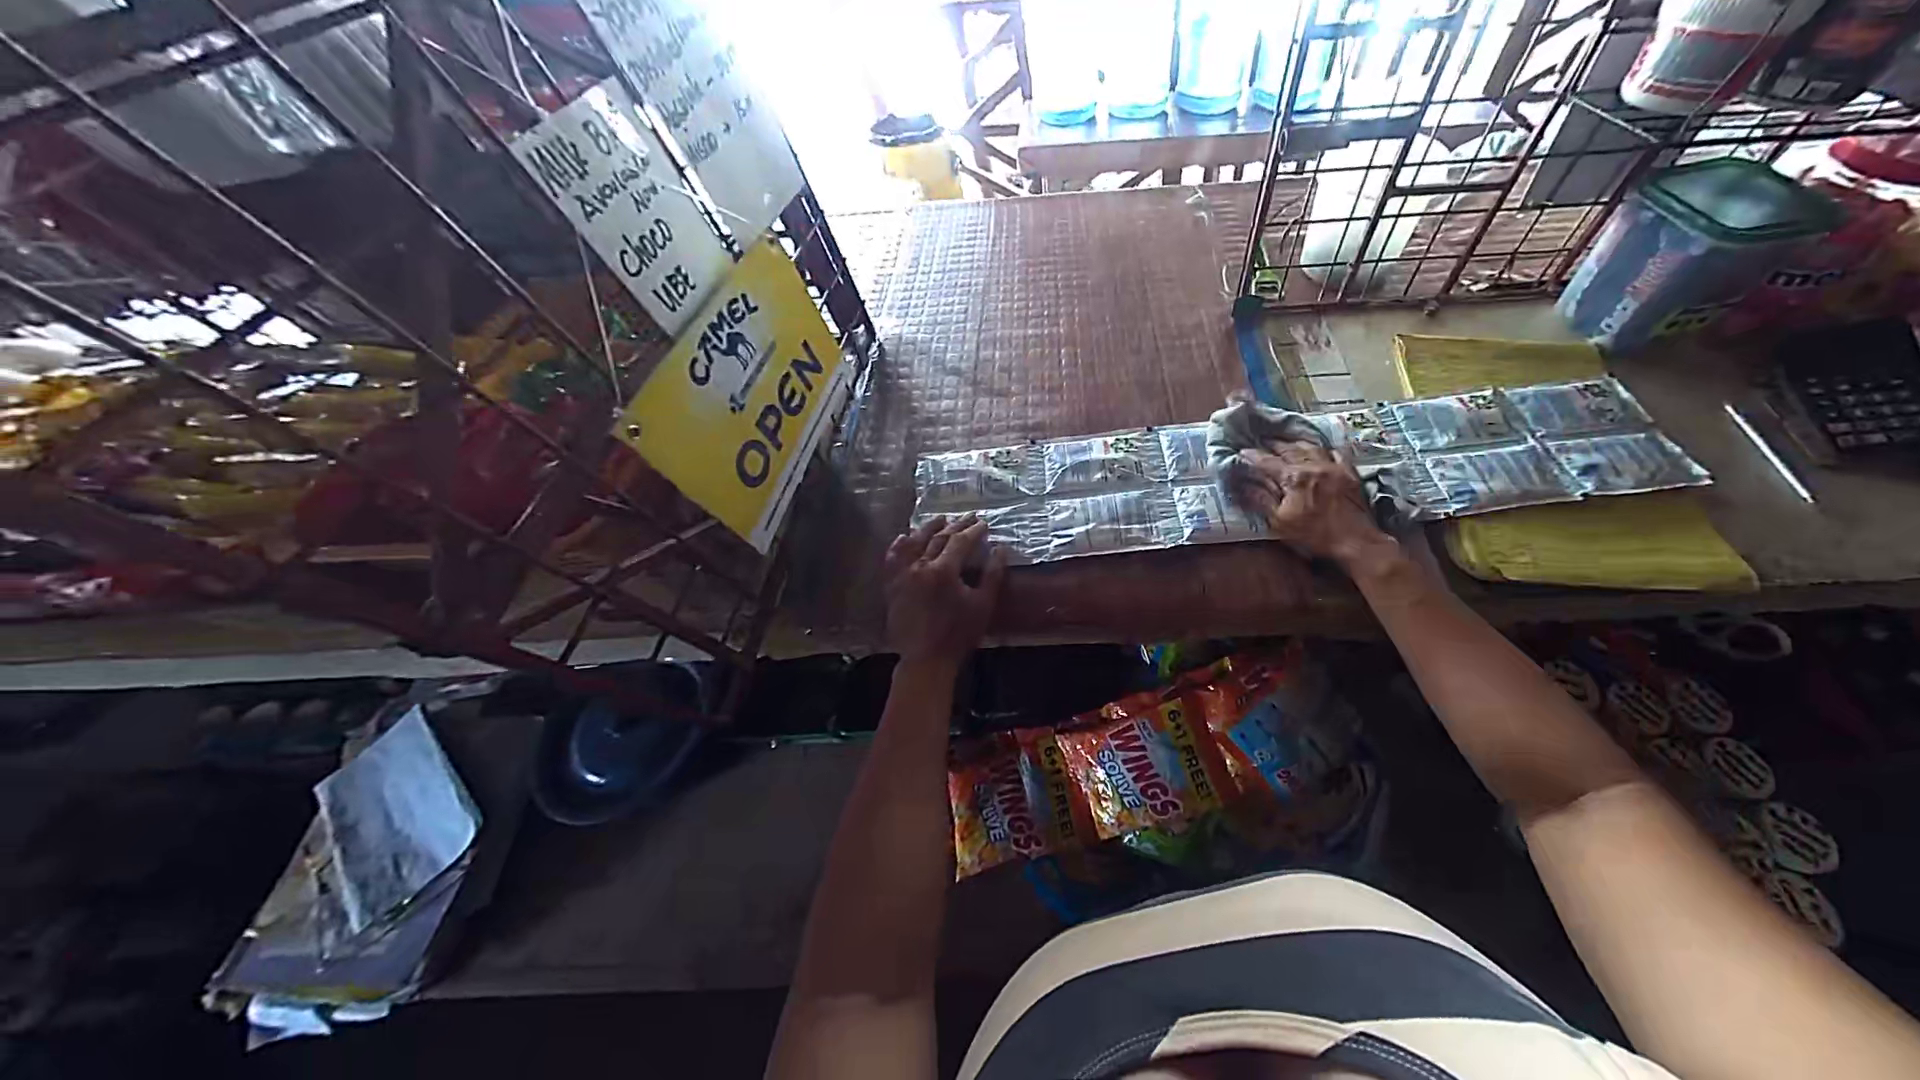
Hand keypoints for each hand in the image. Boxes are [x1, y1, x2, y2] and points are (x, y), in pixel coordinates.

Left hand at [883, 514, 1007, 669]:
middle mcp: (920, 566)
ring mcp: (902, 575)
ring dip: (928, 529)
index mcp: (943, 570)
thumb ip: (993, 575)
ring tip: (940, 519)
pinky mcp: (892, 586)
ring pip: (914, 543)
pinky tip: (904, 537)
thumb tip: (1001, 550)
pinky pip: (893, 559)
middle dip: (955, 526)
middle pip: (938, 538)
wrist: (925, 660)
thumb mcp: (982, 605)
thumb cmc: (958, 635)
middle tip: (968, 517)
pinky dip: (899, 545)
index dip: (973, 531)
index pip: (960, 541)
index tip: (984, 523)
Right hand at [1235, 441, 1396, 569]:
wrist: (1355, 542)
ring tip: (1286, 442)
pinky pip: (1335, 453)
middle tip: (1262, 442)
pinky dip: (1323, 449)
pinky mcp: (1349, 474)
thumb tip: (1244, 484)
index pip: (1267, 462)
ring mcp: (1334, 468)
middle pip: (1289, 449)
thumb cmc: (1314, 535)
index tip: (1242, 452)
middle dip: (1273, 444)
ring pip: (1311, 447)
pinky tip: (1319, 449)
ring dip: (1295, 443)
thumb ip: (1261, 500)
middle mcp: (1314, 466)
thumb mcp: (1279, 522)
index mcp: (1294, 478)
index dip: (1252, 456)